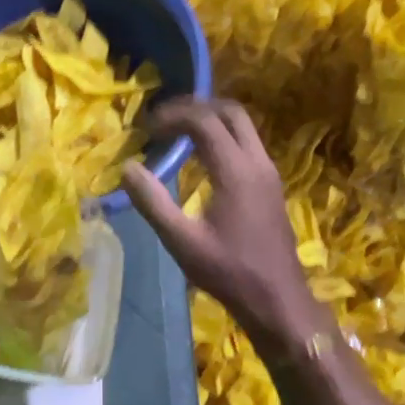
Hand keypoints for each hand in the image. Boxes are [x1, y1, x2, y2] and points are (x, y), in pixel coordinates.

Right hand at [123, 100, 325, 343]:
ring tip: (177, 133)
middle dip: (195, 107)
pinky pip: (246, 143)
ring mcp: (268, 172)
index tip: (146, 129)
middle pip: (230, 112)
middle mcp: (257, 163)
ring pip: (242, 126)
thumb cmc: (227, 272)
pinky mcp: (270, 184)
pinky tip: (199, 157)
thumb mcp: (181, 241)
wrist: (276, 298)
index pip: (204, 122)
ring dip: (210, 120)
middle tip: (164, 120)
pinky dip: (221, 137)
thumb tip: (127, 168)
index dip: (173, 117)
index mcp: (236, 172)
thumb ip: (152, 202)